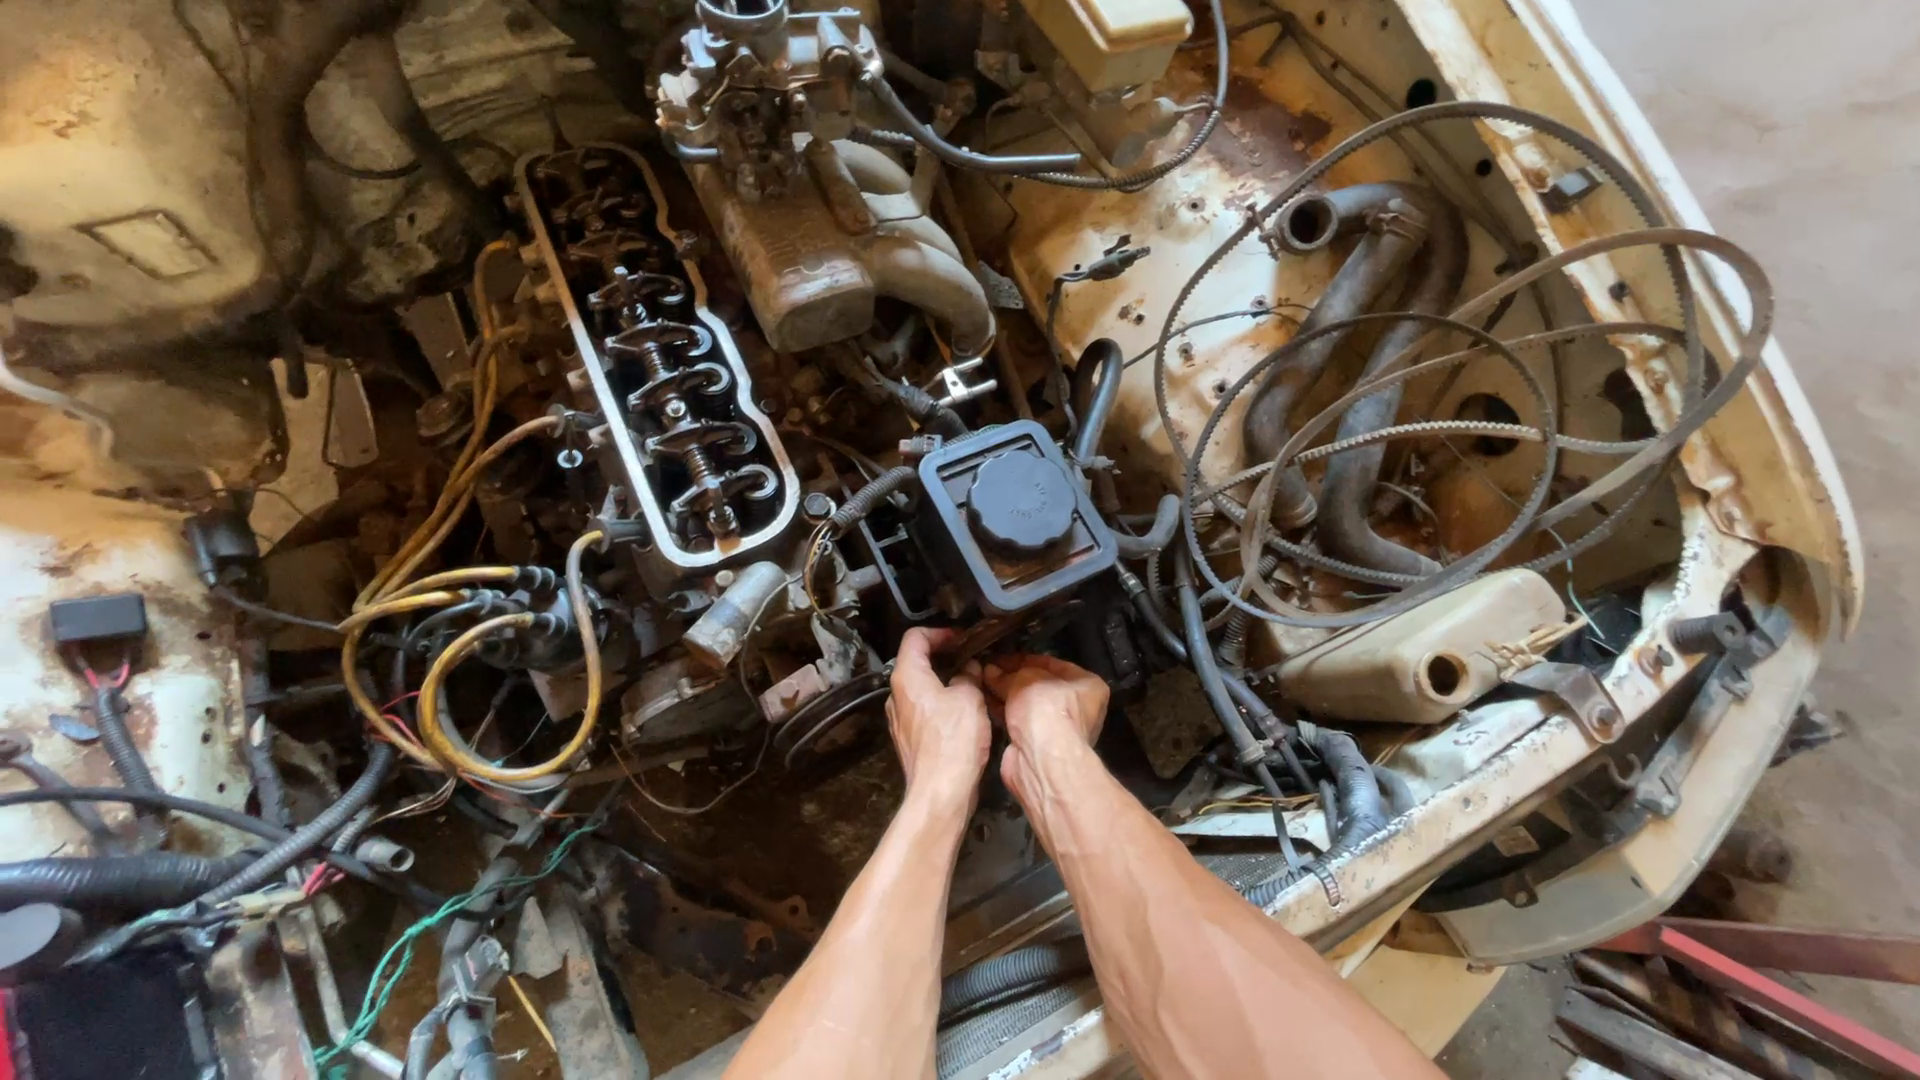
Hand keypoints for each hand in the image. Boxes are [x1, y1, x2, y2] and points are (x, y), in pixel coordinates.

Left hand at [886, 627, 990, 810]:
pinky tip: (964, 711)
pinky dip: (942, 702)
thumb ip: (969, 676)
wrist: (940, 792)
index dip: (940, 632)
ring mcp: (900, 719)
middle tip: (971, 659)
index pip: (915, 637)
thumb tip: (969, 669)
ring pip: (921, 688)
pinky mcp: (909, 739)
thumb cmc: (953, 740)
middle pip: (916, 662)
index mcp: (906, 677)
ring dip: (945, 681)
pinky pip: (924, 710)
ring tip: (972, 684)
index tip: (962, 639)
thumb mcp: (969, 698)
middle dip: (944, 657)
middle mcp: (896, 695)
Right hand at [983, 654, 1108, 804]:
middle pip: (1038, 684)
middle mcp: (1078, 707)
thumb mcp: (1024, 680)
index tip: (999, 656)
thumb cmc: (1045, 710)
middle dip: (1012, 677)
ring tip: (981, 682)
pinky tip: (985, 702)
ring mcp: (1058, 728)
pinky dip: (1003, 712)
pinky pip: (1018, 721)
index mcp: (1088, 685)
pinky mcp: (1039, 745)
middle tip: (987, 668)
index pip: (1051, 663)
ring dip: (1005, 694)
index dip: (1022, 658)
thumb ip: (1006, 674)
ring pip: (1026, 704)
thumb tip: (990, 671)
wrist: (1042, 759)